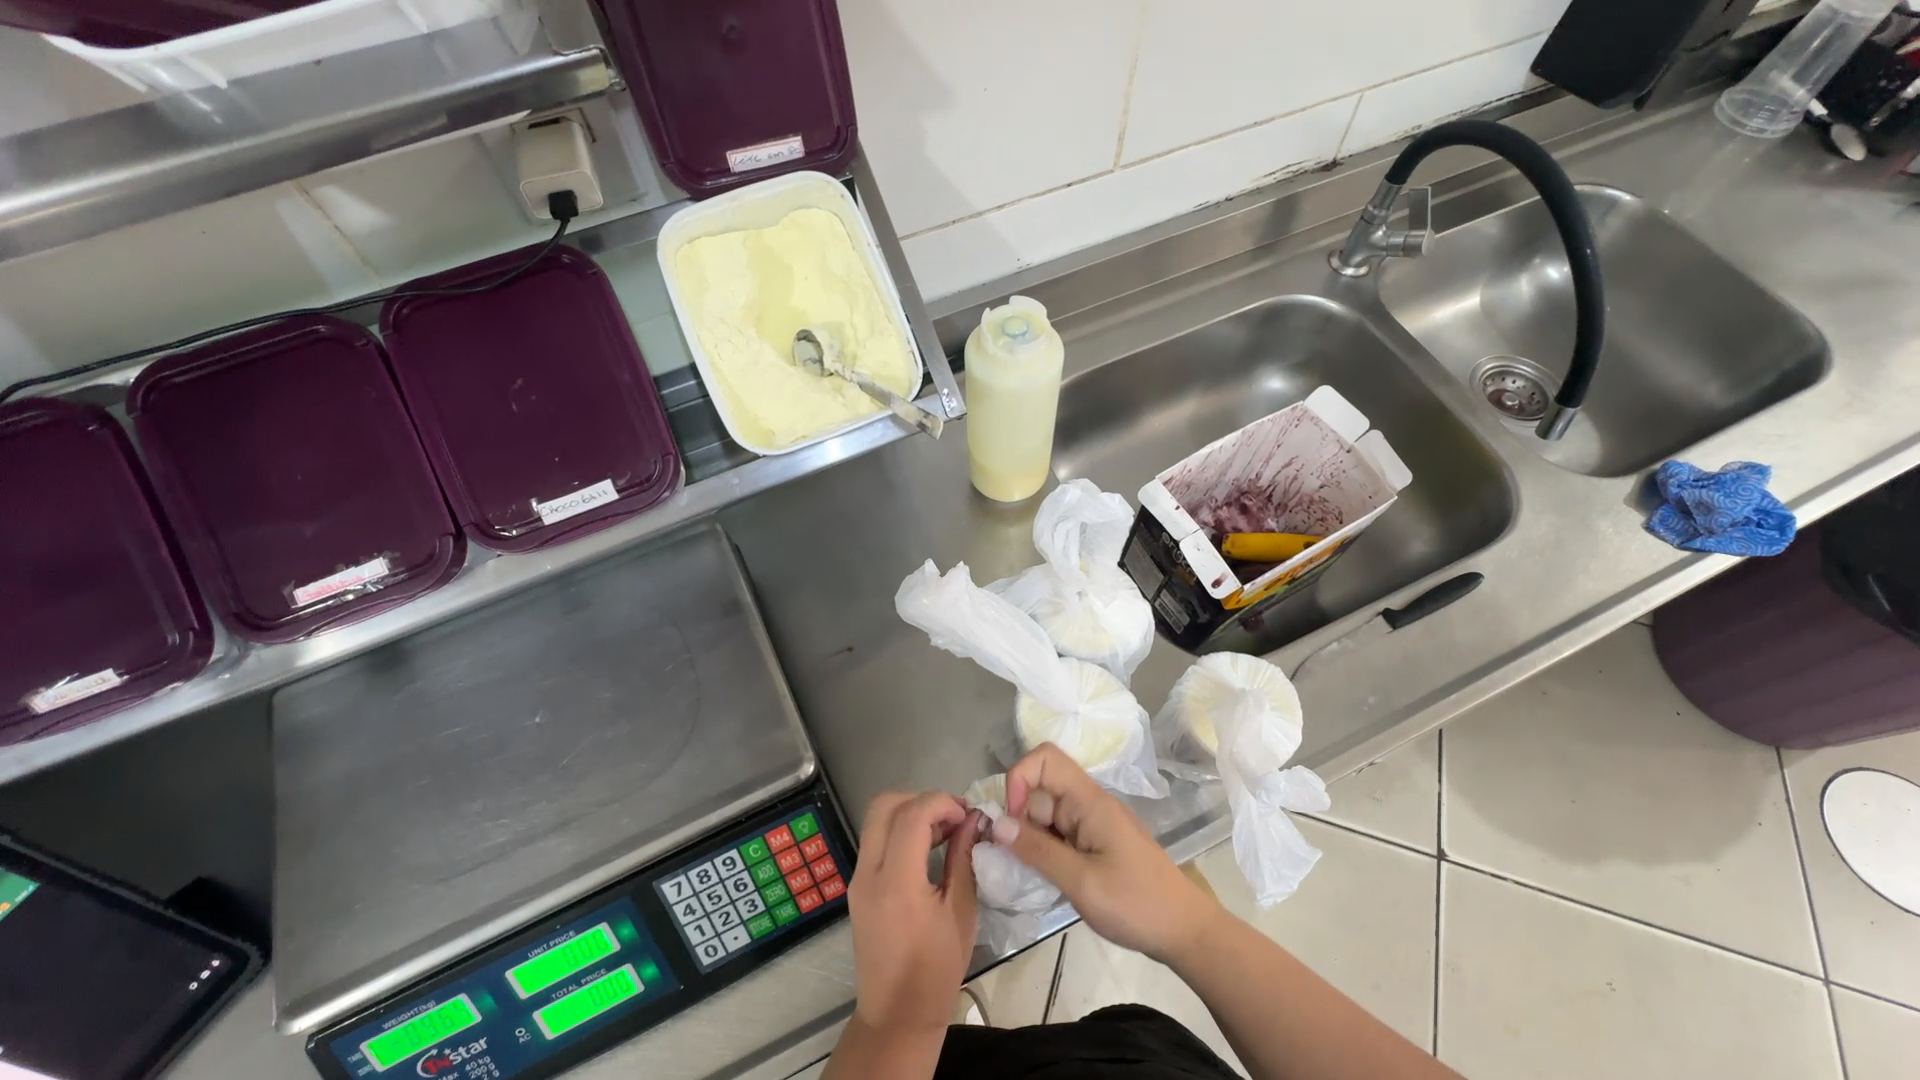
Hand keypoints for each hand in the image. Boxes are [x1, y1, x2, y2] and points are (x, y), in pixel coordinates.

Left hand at [845, 792, 982, 1034]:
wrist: (897, 1014)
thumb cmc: (936, 970)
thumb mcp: (961, 912)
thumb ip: (964, 859)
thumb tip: (973, 821)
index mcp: (897, 883)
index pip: (913, 814)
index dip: (943, 803)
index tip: (968, 815)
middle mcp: (869, 873)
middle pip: (884, 806)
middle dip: (921, 799)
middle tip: (953, 817)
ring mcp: (857, 879)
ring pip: (876, 820)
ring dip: (909, 813)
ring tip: (944, 832)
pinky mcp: (857, 887)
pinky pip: (875, 841)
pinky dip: (899, 832)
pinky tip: (927, 849)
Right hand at [992, 743, 1221, 964]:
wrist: (1184, 931)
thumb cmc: (1135, 903)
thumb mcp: (1081, 880)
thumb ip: (1037, 850)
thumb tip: (996, 824)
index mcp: (1090, 801)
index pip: (1045, 759)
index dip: (1019, 780)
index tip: (1013, 823)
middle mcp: (1090, 805)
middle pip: (1041, 790)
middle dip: (1021, 819)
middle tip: (1019, 861)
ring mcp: (1094, 825)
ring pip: (1047, 816)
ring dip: (1032, 839)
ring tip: (1033, 876)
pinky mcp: (1096, 845)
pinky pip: (1060, 835)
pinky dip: (1046, 852)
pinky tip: (1048, 880)